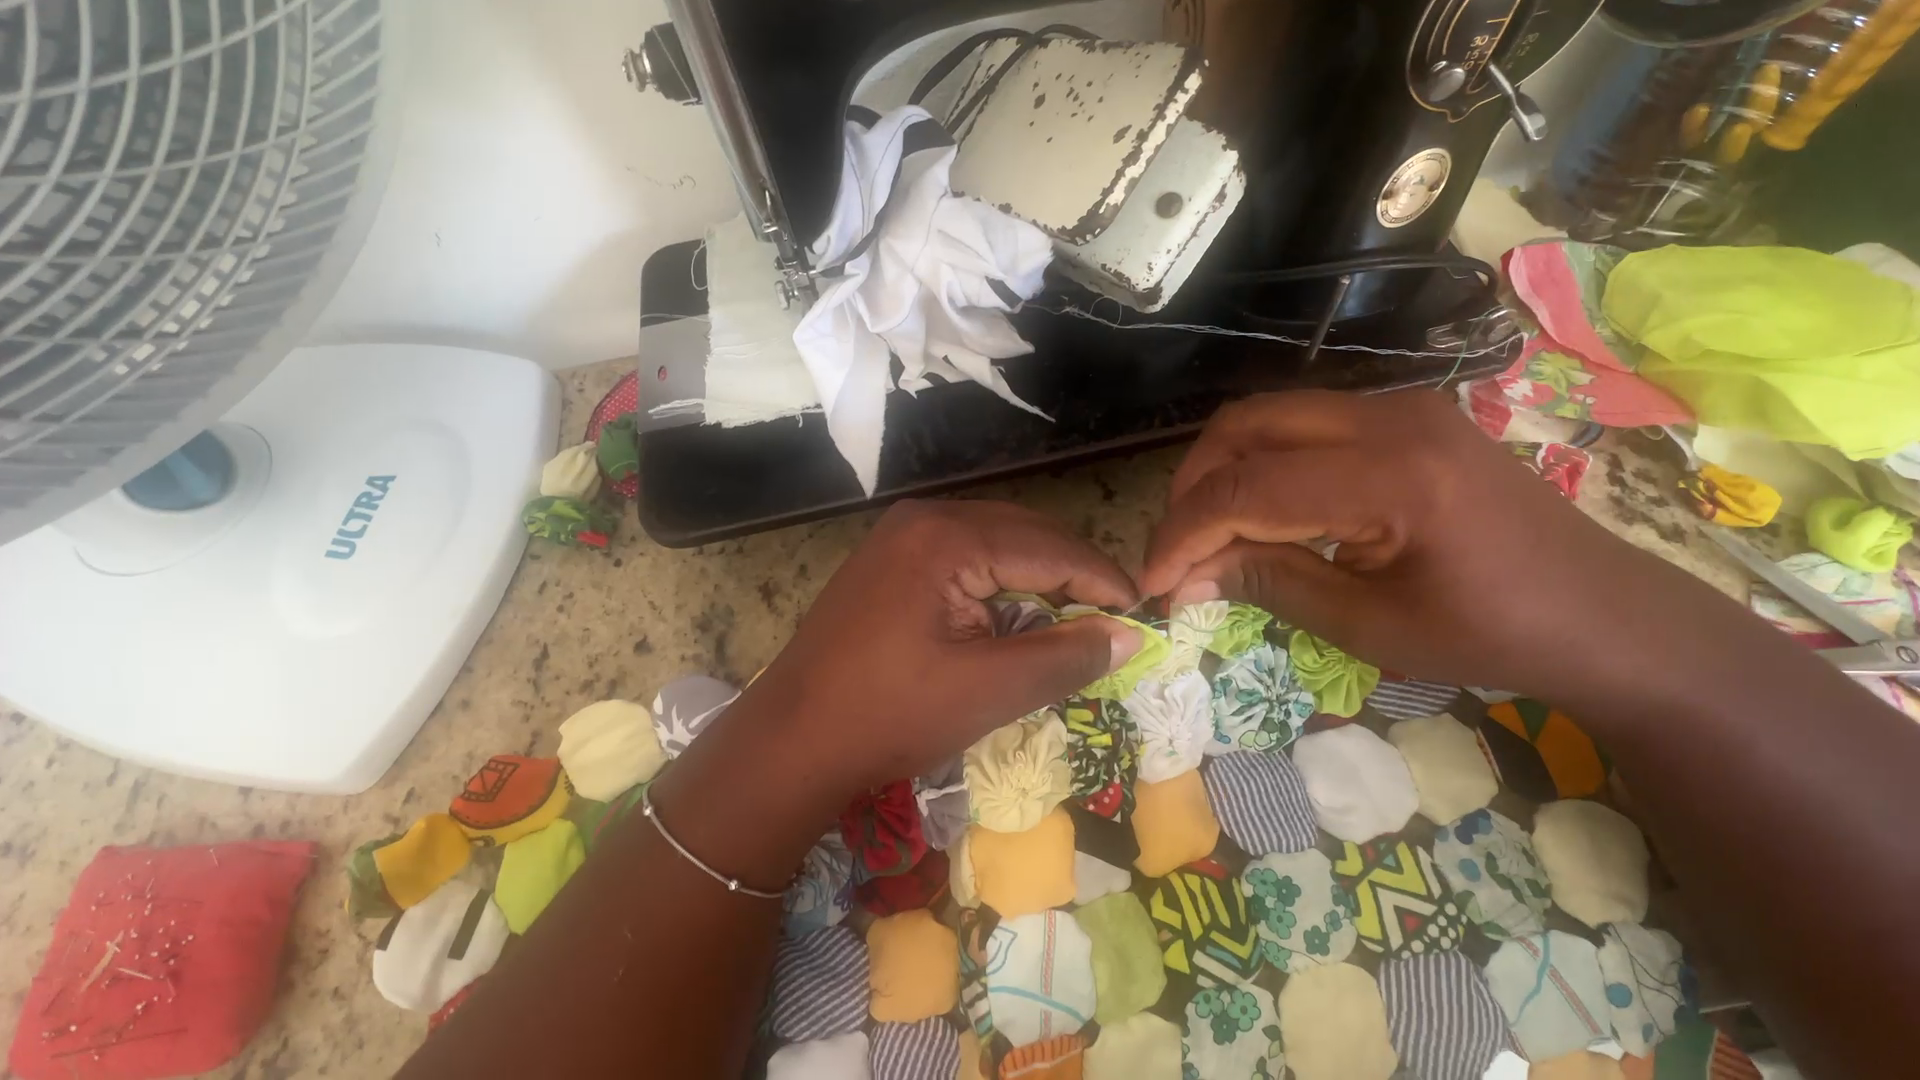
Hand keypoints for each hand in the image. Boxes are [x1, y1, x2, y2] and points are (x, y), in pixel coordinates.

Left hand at [697, 499, 1139, 801]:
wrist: (789, 743)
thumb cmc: (889, 716)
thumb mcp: (989, 690)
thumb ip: (1065, 656)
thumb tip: (1127, 636)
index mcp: (947, 537)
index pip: (1050, 547)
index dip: (1103, 580)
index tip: (1143, 613)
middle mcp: (922, 519)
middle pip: (1022, 533)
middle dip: (1072, 573)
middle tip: (1112, 618)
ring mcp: (897, 537)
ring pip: (992, 542)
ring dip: (1035, 577)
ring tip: (1071, 619)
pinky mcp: (884, 562)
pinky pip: (960, 556)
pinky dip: (995, 582)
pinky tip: (1011, 615)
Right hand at [1137, 390, 1715, 704]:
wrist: (1605, 615)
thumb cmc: (1493, 635)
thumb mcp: (1371, 626)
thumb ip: (1270, 584)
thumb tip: (1183, 579)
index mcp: (1390, 475)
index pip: (1246, 488)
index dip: (1184, 535)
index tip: (1152, 585)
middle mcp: (1391, 417)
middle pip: (1245, 426)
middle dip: (1192, 490)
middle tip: (1175, 554)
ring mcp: (1401, 407)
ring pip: (1269, 417)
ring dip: (1222, 472)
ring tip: (1206, 537)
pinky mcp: (1406, 417)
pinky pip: (1305, 424)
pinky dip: (1263, 464)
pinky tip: (1259, 513)